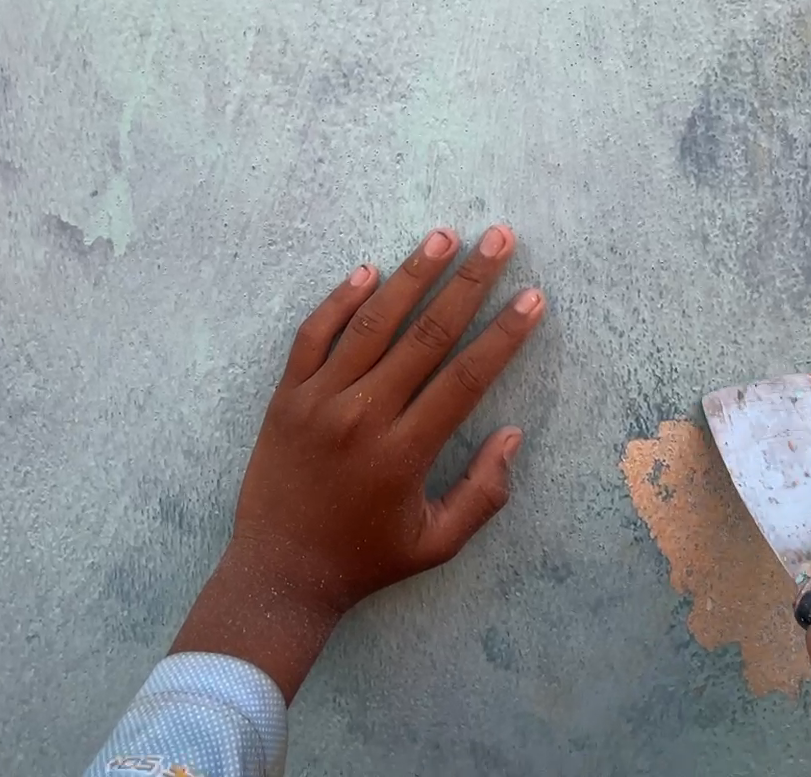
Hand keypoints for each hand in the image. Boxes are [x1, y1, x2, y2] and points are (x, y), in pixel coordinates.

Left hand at [170, 225, 545, 699]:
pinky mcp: (285, 396)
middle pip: (426, 335)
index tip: (533, 298)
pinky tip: (368, 270)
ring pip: (371, 323)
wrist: (277, 574)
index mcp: (404, 453)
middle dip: (469, 282)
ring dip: (411, 275)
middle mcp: (363, 416)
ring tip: (444, 236)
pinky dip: (338, 300)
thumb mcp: (437, 545)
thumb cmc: (364, 560)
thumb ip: (483, 494)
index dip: (504, 335)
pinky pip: (312, 335)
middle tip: (499, 239)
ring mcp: (318, 400)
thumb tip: (512, 434)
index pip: (466, 378)